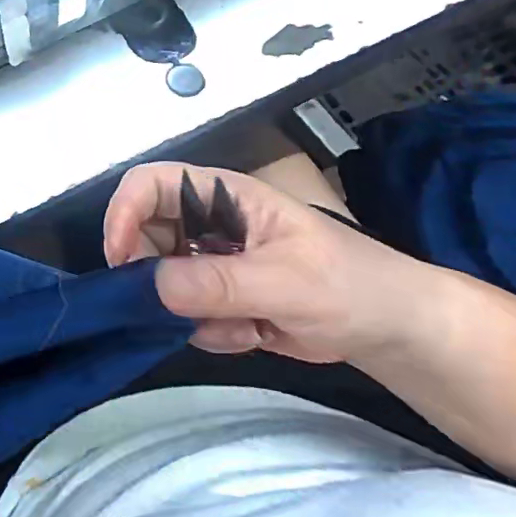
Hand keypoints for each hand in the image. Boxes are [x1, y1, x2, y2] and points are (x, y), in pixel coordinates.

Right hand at [105, 163, 457, 364]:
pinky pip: (182, 311)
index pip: (149, 183)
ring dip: (190, 311)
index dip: (124, 212)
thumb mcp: (288, 283)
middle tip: (178, 308)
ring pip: (160, 280)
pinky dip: (209, 329)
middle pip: (143, 234)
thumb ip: (219, 282)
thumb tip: (151, 285)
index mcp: (221, 195)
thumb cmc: (352, 285)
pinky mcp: (215, 294)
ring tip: (242, 325)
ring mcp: (208, 259)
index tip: (120, 260)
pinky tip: (252, 334)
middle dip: (155, 275)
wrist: (395, 331)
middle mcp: (205, 221)